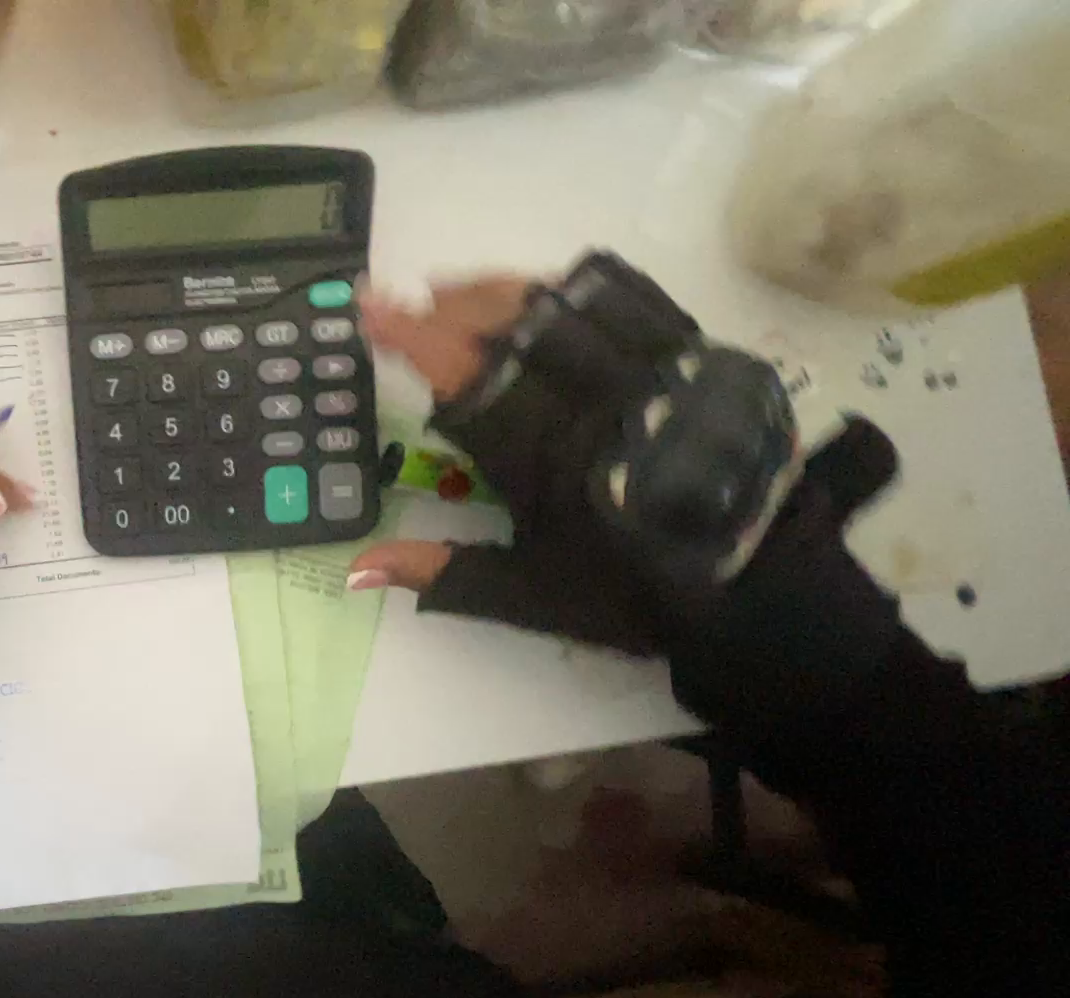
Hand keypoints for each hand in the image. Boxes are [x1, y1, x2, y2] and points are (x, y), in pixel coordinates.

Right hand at [348, 275, 666, 653]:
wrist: (763, 592)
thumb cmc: (632, 592)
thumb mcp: (527, 592)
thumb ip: (438, 573)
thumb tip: (355, 570)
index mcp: (548, 456)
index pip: (467, 377)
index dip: (412, 337)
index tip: (371, 308)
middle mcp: (598, 398)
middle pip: (513, 323)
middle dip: (448, 306)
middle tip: (407, 304)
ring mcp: (655, 368)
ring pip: (568, 297)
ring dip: (502, 288)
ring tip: (458, 291)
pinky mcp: (699, 357)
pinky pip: (631, 294)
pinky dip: (575, 284)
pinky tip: (547, 291)